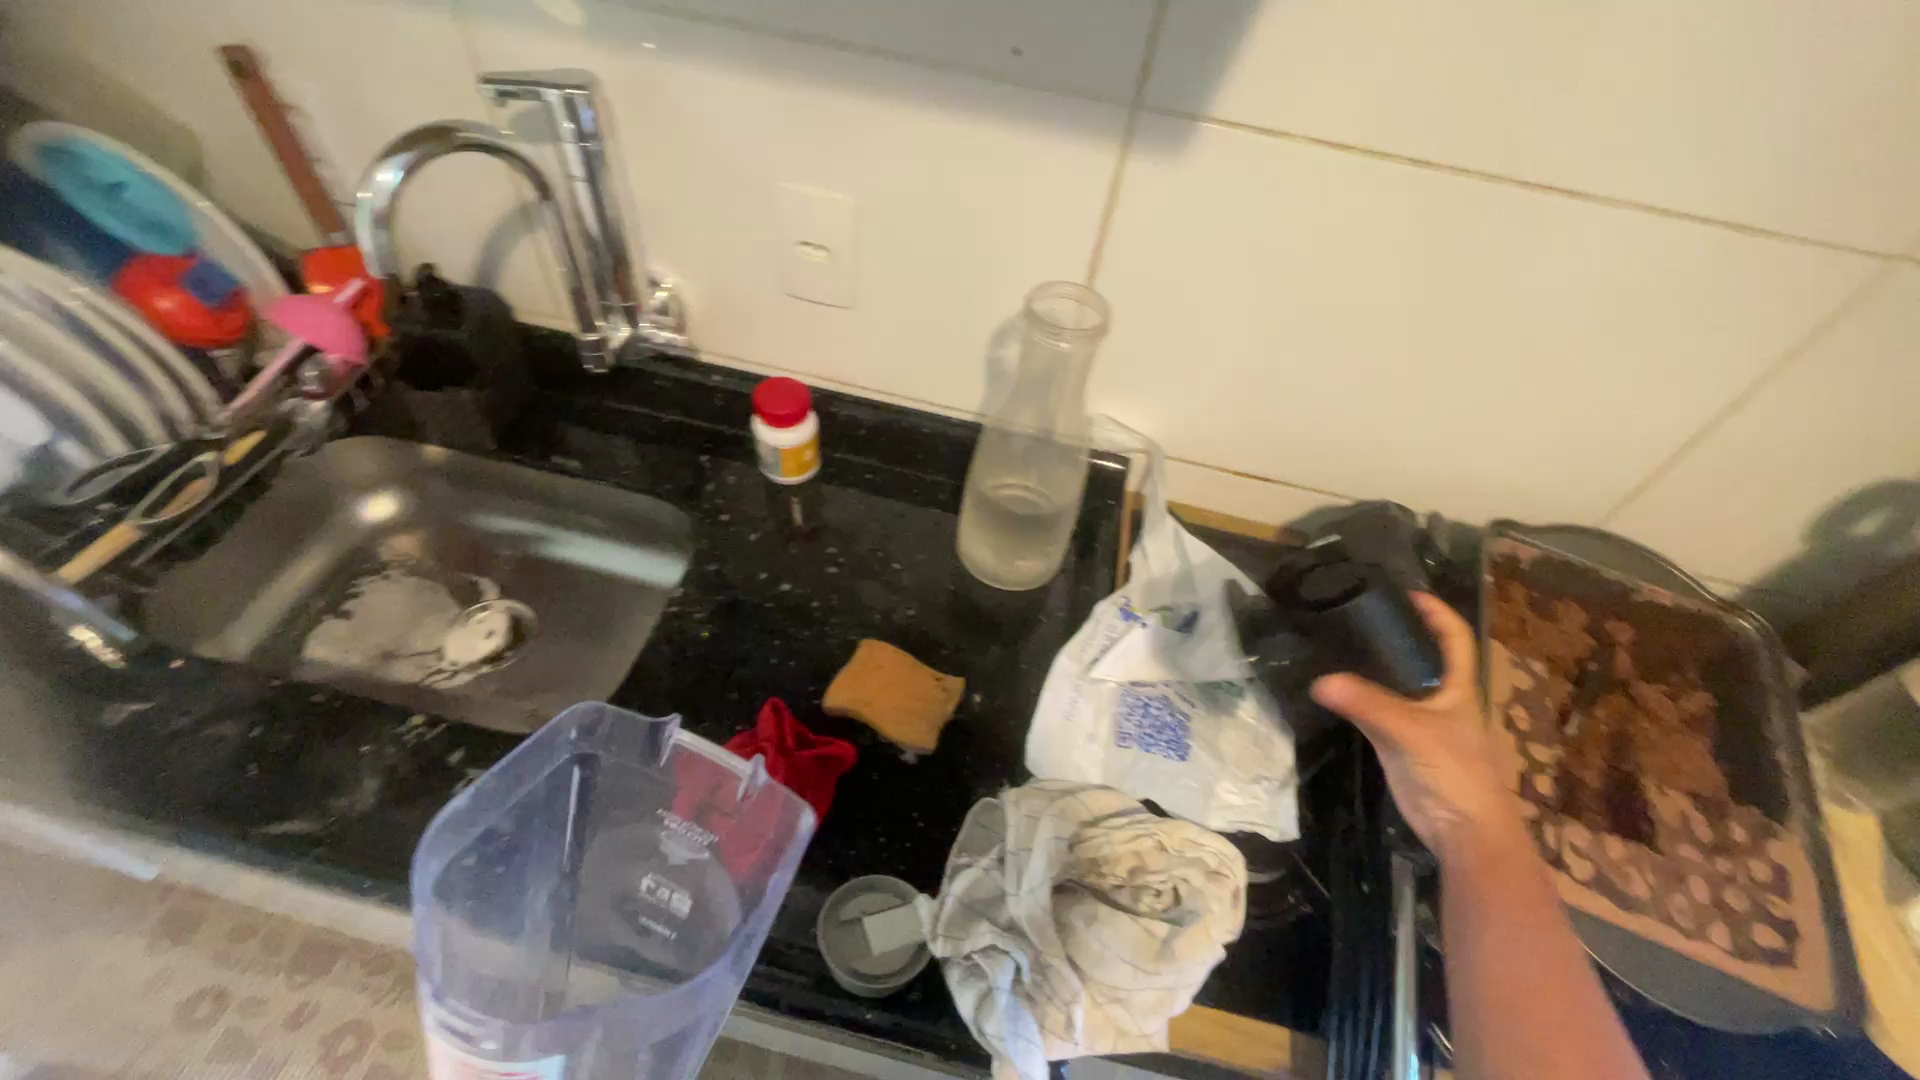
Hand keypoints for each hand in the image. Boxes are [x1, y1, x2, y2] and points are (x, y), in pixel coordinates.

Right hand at [1309, 593, 1526, 867]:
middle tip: (1355, 615)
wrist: (1463, 832)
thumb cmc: (1454, 774)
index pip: (1455, 638)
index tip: (1406, 593)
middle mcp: (1441, 699)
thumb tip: (1319, 681)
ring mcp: (1420, 722)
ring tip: (1337, 642)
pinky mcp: (1399, 744)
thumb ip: (1367, 704)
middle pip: (1420, 657)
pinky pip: (1376, 710)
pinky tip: (1335, 687)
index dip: (1437, 612)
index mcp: (1460, 688)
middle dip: (1396, 634)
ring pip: (1395, 684)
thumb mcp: (1411, 732)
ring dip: (1372, 665)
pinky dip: (1357, 696)